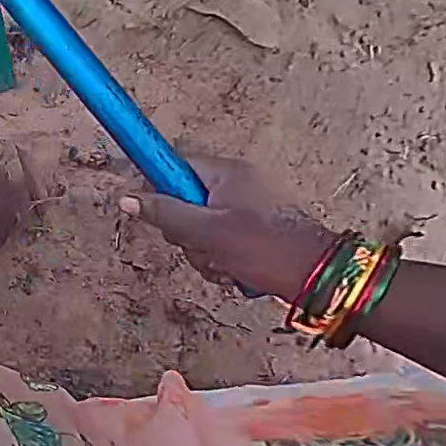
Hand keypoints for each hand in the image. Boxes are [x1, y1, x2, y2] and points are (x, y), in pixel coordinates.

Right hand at [118, 157, 336, 299]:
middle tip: (197, 244)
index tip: (147, 209)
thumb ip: (162, 212)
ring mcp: (245, 207)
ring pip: (198, 225)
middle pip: (183, 200)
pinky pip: (216, 238)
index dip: (156, 186)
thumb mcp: (205, 230)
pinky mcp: (252, 229)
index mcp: (227, 173)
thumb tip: (125, 198)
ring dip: (199, 248)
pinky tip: (229, 269)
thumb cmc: (265, 248)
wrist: (319, 279)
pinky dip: (216, 255)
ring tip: (220, 262)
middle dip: (183, 230)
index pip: (175, 166)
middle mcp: (237, 184)